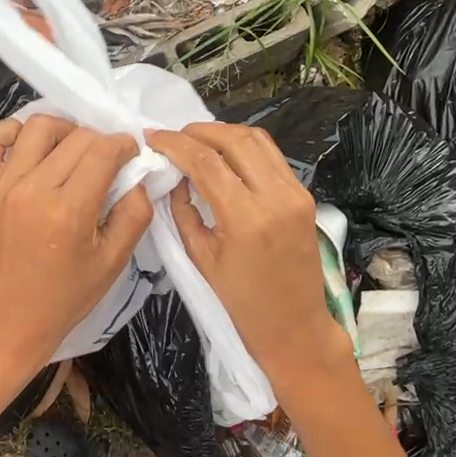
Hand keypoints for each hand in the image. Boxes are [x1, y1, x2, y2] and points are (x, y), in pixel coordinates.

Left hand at [0, 114, 153, 380]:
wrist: (11, 317)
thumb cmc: (66, 295)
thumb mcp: (113, 262)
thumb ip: (134, 215)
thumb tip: (137, 176)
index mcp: (68, 211)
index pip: (103, 151)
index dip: (125, 146)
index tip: (131, 156)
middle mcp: (33, 189)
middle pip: (76, 136)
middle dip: (101, 142)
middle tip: (108, 163)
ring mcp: (4, 184)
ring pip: (37, 127)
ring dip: (63, 131)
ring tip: (74, 151)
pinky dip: (10, 132)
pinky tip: (30, 147)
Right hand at [146, 124, 340, 374]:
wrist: (294, 326)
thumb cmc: (241, 302)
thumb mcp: (200, 257)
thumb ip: (183, 211)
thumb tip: (173, 177)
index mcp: (246, 218)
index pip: (205, 161)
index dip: (174, 144)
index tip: (152, 137)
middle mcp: (275, 197)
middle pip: (233, 140)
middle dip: (198, 131)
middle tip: (173, 137)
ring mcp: (295, 193)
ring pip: (257, 140)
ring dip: (222, 133)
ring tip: (196, 140)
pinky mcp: (304, 195)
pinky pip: (271, 155)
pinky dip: (244, 146)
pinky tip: (223, 155)